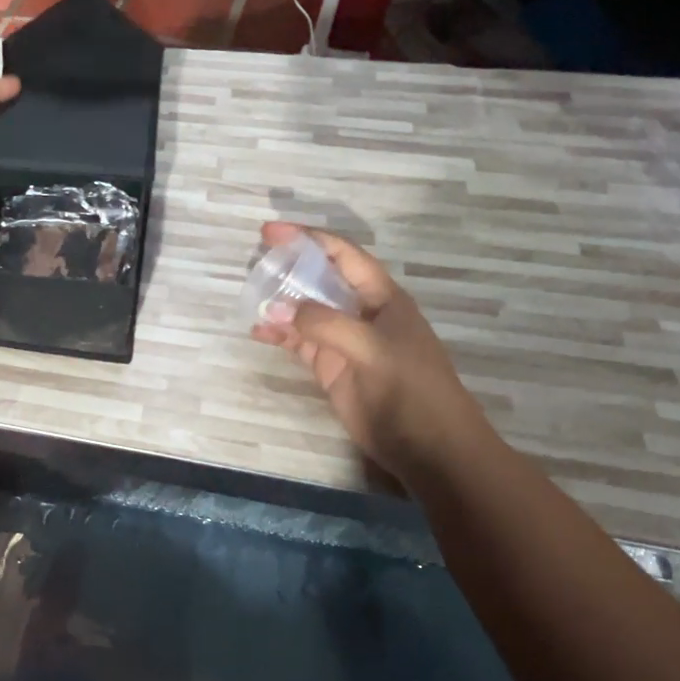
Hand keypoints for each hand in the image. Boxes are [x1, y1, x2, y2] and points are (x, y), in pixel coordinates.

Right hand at [253, 222, 498, 481]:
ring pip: (306, 311)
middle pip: (321, 279)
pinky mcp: (332, 369)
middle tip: (253, 261)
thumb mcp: (373, 351)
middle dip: (289, 267)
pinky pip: (299, 343)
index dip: (309, 240)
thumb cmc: (413, 392)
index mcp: (383, 299)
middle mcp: (362, 314)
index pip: (343, 256)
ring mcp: (346, 342)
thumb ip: (326, 325)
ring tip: (248, 296)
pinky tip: (257, 333)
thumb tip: (278, 309)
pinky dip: (278, 336)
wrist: (431, 449)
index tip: (270, 232)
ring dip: (279, 302)